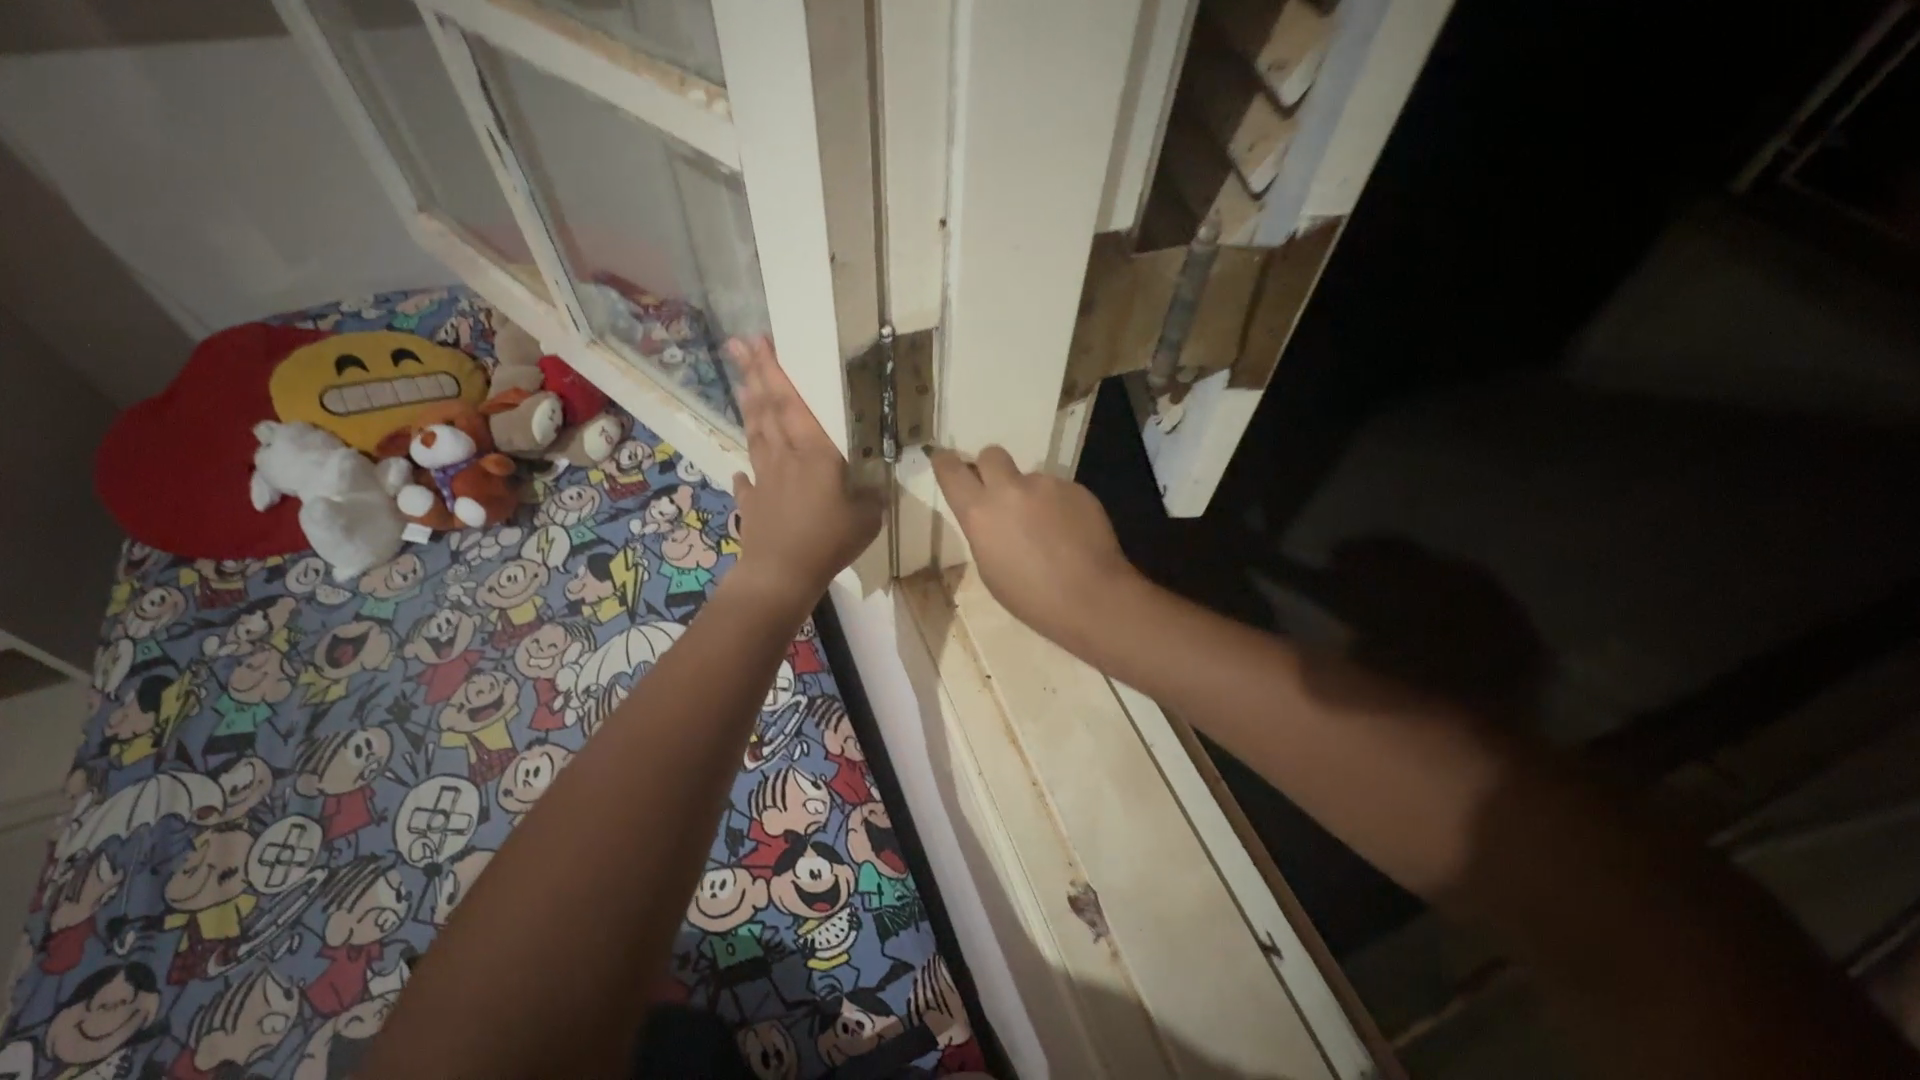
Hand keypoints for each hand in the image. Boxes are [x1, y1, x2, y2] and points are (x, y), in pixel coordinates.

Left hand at [727, 337, 881, 606]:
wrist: (781, 574)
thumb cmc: (828, 540)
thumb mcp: (867, 517)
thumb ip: (871, 496)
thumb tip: (875, 487)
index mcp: (814, 452)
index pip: (791, 402)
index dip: (775, 371)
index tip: (760, 342)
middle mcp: (784, 457)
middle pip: (766, 409)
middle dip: (752, 374)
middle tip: (737, 345)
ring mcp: (763, 479)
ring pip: (755, 435)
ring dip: (748, 408)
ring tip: (742, 385)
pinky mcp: (752, 503)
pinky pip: (747, 480)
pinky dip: (745, 471)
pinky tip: (742, 470)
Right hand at [931, 446, 1142, 645]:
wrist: (1090, 597)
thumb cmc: (1031, 598)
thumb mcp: (990, 569)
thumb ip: (985, 531)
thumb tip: (992, 517)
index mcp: (980, 512)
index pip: (951, 471)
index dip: (945, 463)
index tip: (945, 461)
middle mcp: (1010, 489)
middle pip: (991, 454)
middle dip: (991, 468)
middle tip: (1001, 493)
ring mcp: (1046, 485)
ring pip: (1030, 478)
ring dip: (1032, 496)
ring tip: (1048, 530)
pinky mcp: (1076, 488)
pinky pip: (1059, 490)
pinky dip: (1059, 506)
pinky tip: (1070, 533)